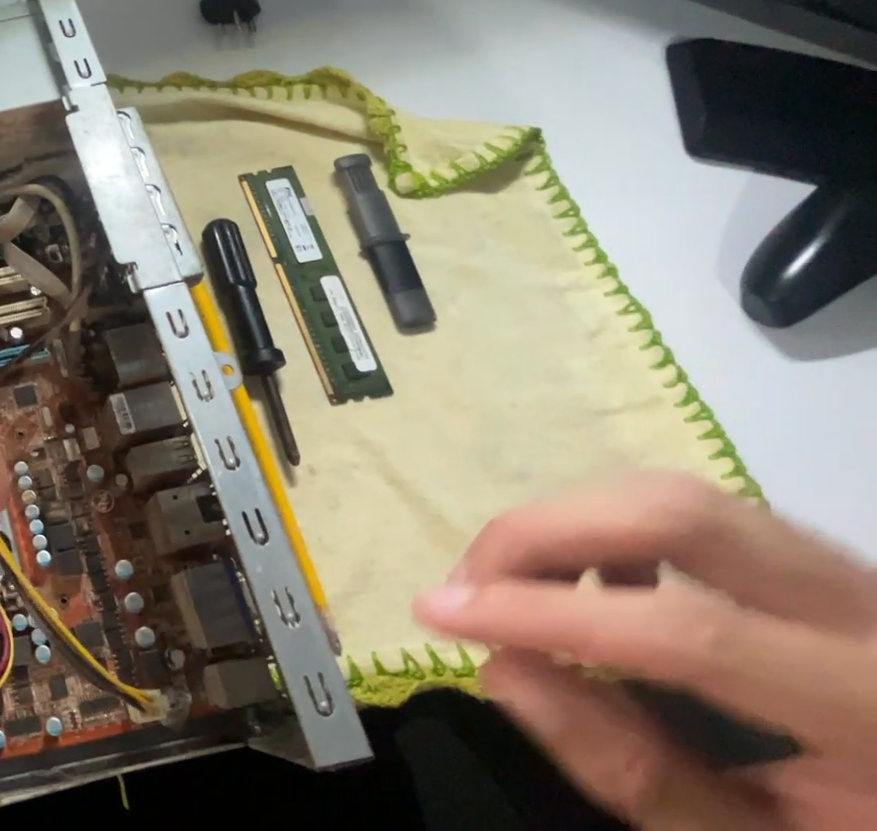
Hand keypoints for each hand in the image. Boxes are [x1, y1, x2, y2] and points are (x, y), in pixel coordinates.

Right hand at [413, 473, 876, 829]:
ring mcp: (841, 567)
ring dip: (562, 525)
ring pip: (670, 495)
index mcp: (873, 705)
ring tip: (506, 583)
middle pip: (676, 514)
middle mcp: (869, 610)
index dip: (545, 612)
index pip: (687, 631)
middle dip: (541, 536)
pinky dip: (601, 528)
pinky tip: (584, 580)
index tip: (434, 610)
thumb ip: (639, 771)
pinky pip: (685, 507)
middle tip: (465, 585)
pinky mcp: (803, 552)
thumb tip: (502, 668)